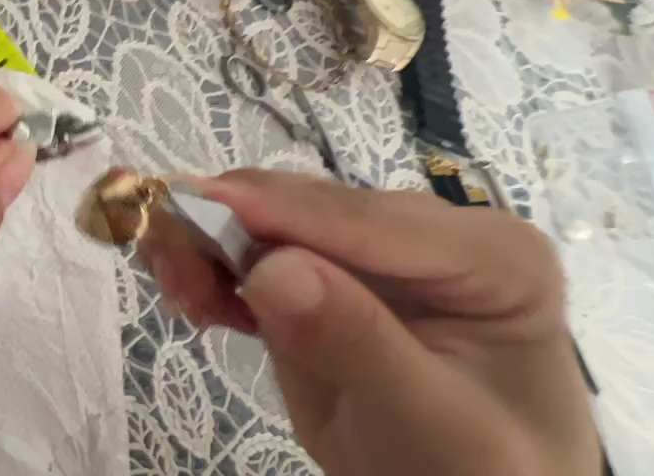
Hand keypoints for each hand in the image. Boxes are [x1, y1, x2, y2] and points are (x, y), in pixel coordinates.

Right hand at [140, 169, 598, 475]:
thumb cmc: (472, 474)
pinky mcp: (310, 264)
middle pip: (293, 206)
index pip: (360, 218)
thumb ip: (359, 345)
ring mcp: (358, 244)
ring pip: (252, 215)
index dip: (267, 210)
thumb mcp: (433, 427)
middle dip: (219, 228)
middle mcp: (418, 229)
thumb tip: (272, 270)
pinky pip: (239, 246)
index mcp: (485, 253)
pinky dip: (203, 265)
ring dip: (199, 244)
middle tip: (168, 274)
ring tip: (178, 294)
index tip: (180, 204)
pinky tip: (196, 303)